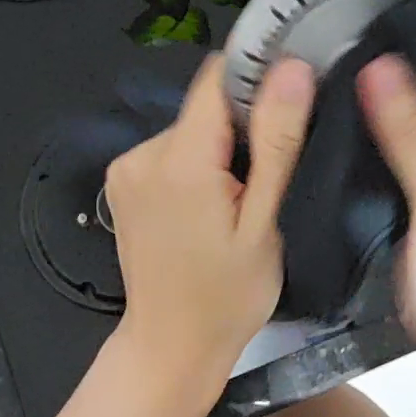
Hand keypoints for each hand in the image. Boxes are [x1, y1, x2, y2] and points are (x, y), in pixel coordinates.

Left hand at [105, 54, 314, 384]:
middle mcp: (142, 153)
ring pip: (192, 130)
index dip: (258, 78)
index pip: (219, 78)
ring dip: (220, 152)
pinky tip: (209, 209)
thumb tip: (292, 70)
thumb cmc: (227, 296)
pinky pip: (172, 152)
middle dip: (243, 131)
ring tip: (238, 202)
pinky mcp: (123, 183)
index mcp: (180, 160)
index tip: (291, 98)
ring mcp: (126, 168)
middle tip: (267, 181)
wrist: (171, 346)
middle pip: (206, 107)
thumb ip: (277, 142)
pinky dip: (196, 167)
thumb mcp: (265, 223)